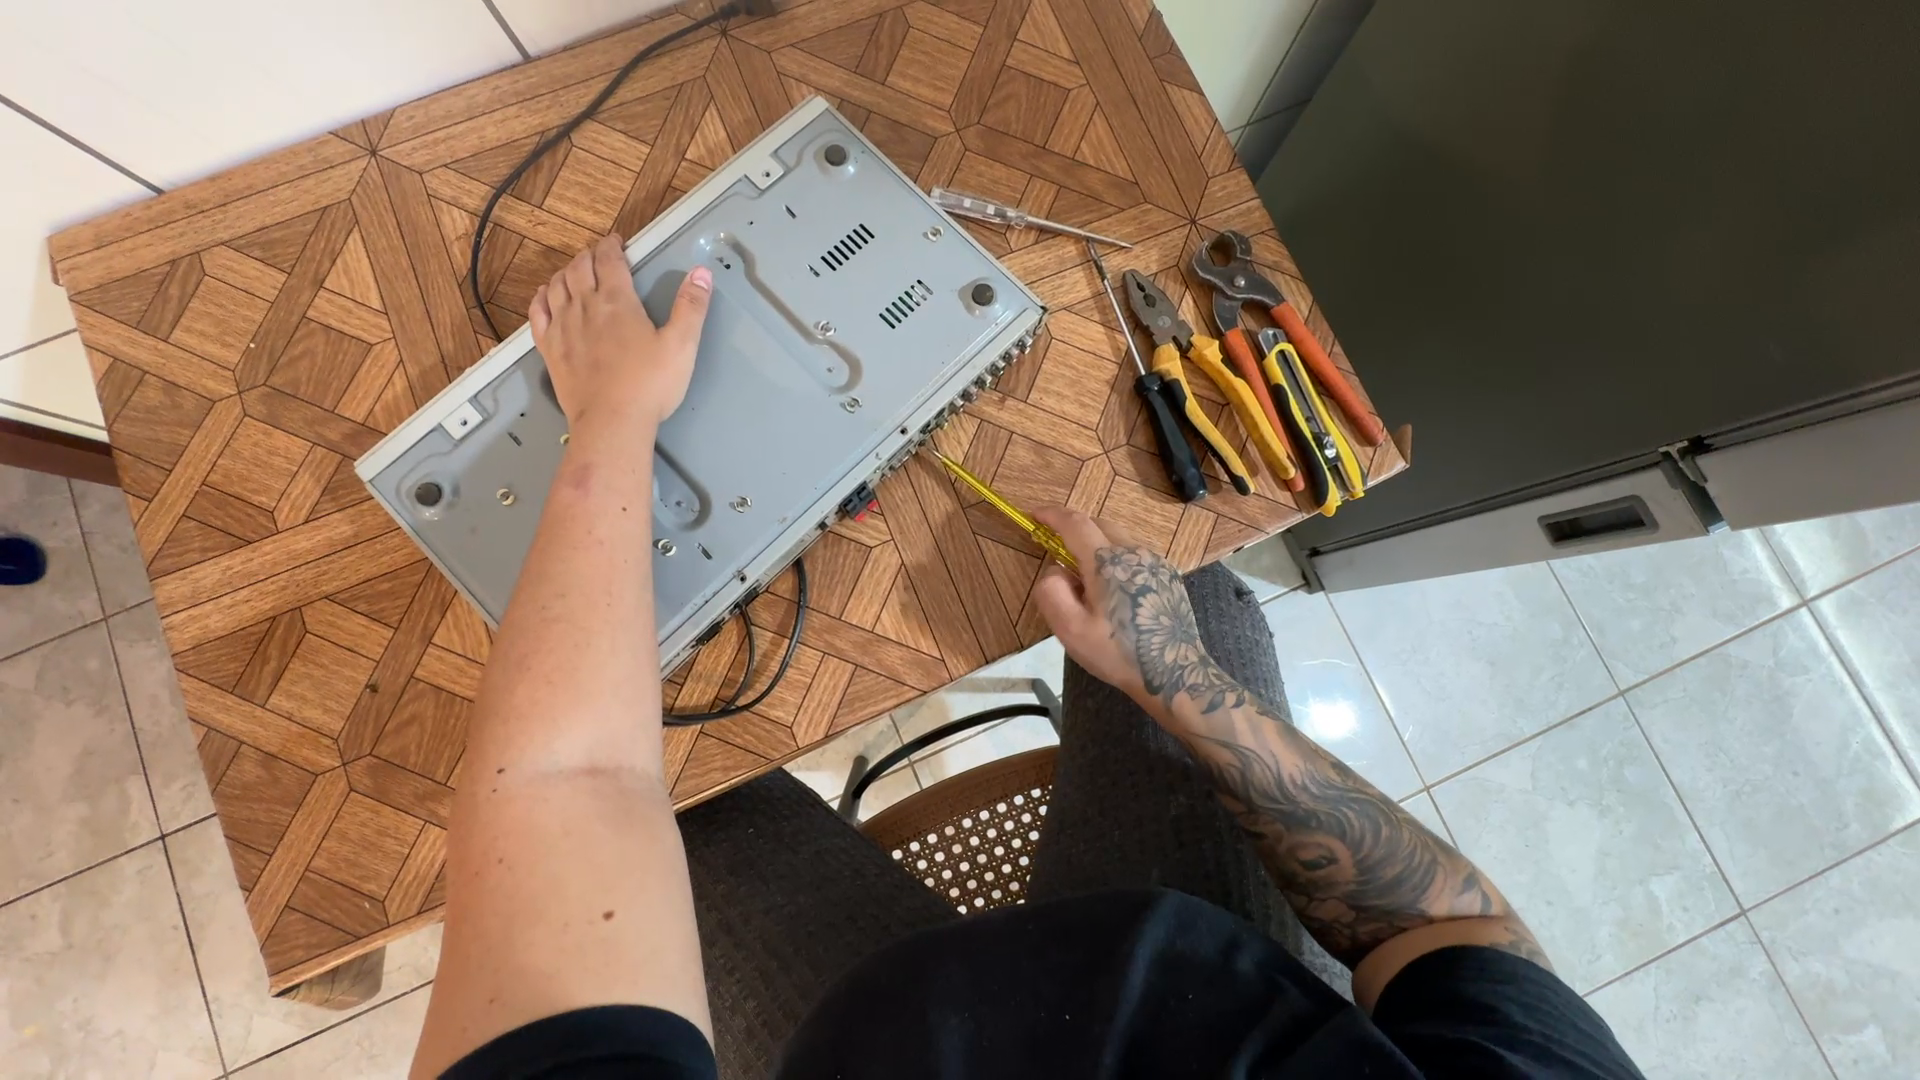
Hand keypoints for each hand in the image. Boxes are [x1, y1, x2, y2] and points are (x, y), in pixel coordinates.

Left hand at [528, 233, 711, 429]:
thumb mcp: (682, 346)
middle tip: (599, 254)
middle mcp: (585, 306)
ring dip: (566, 272)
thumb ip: (691, 307)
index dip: (612, 246)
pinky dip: (542, 297)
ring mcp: (563, 327)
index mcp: (617, 301)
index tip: (616, 241)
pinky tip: (547, 296)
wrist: (612, 422)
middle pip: (580, 268)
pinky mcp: (550, 348)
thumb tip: (701, 273)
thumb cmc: (650, 385)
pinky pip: (538, 312)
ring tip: (575, 270)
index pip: (610, 261)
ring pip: (557, 285)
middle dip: (589, 256)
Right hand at [1030, 507, 1217, 718]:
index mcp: (1108, 562)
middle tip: (1056, 547)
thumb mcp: (1071, 630)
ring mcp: (1155, 562)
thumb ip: (1052, 592)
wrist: (1175, 673)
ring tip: (1085, 576)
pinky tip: (1112, 589)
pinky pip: (1134, 554)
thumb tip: (1055, 570)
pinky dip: (1115, 558)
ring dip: (1096, 545)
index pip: (1075, 523)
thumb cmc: (1119, 653)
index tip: (1035, 514)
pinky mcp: (1168, 574)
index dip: (1052, 515)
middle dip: (1073, 528)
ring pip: (1118, 538)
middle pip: (1098, 524)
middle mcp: (1134, 552)